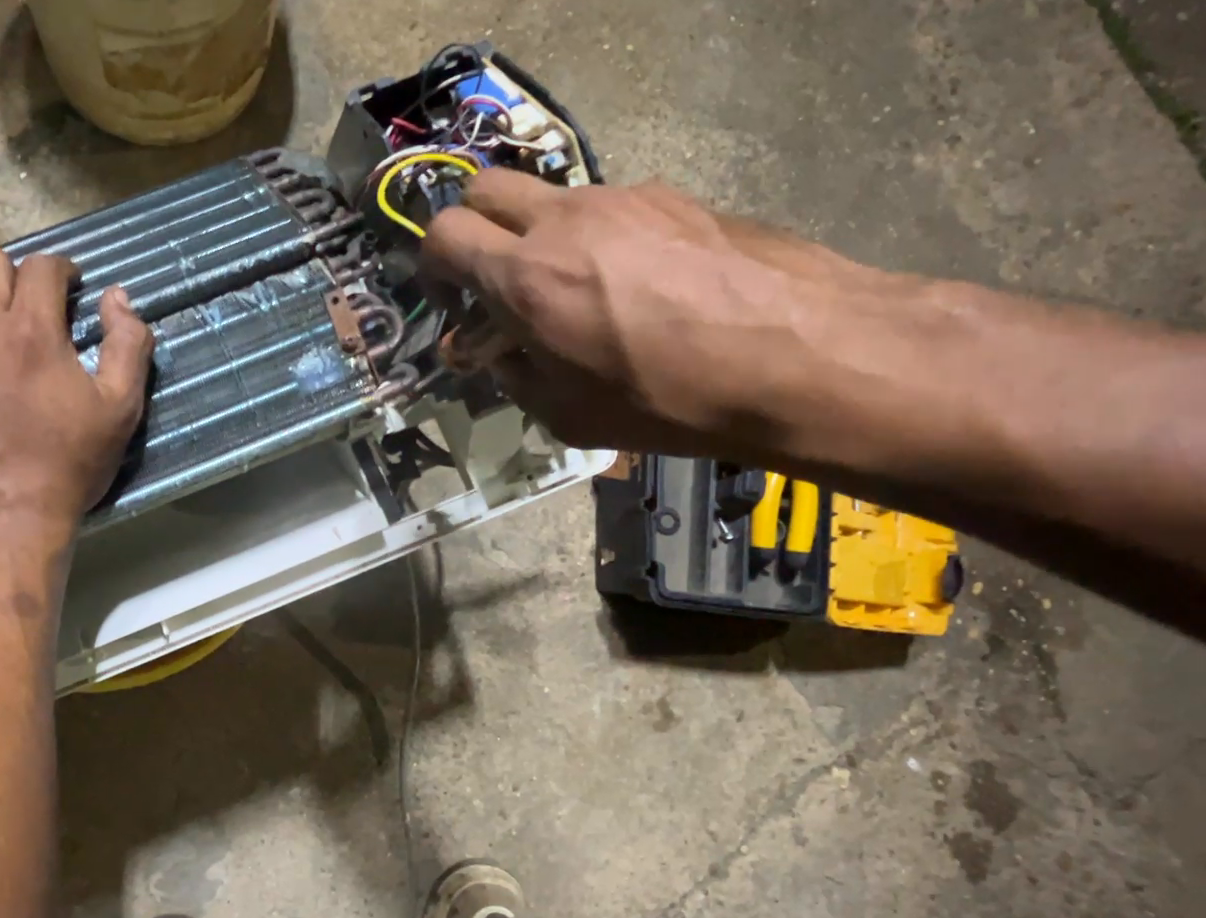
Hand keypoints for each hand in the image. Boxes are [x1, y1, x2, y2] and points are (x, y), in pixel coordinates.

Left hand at [0, 248, 153, 543]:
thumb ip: (127, 346)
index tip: (71, 289)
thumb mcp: (119, 410)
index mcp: (32, 330)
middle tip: (31, 305)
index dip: (64, 271)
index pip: (42, 267)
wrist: (3, 517)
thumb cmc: (67, 466)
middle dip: (16, 274)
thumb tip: (118, 298)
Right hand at [420, 172, 896, 456]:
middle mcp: (563, 222)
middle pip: (483, 189)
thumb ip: (512, 375)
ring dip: (537, 236)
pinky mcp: (669, 196)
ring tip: (574, 291)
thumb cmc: (666, 400)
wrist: (797, 355)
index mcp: (525, 278)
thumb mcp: (565, 415)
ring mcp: (620, 200)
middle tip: (493, 279)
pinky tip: (634, 285)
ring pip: (547, 198)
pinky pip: (607, 208)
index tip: (451, 301)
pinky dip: (595, 238)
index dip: (432, 267)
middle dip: (473, 230)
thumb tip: (494, 353)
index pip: (443, 237)